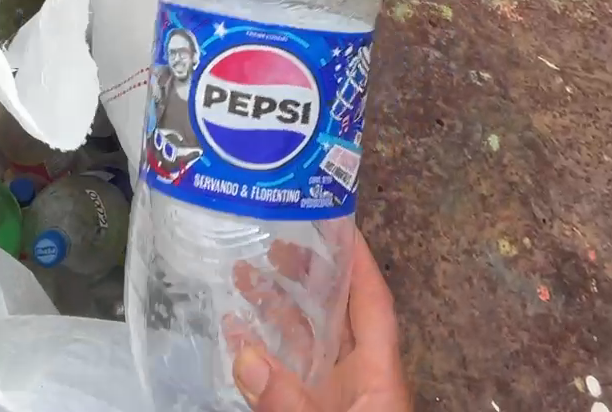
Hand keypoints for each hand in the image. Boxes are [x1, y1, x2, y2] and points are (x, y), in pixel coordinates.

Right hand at [230, 228, 412, 411]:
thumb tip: (244, 356)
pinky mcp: (310, 409)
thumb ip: (289, 401)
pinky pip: (285, 371)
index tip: (333, 219)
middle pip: (335, 311)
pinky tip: (233, 329)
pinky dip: (260, 348)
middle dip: (305, 272)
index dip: (357, 257)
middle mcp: (358, 377)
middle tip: (271, 241)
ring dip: (276, 304)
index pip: (372, 301)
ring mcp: (334, 396)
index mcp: (379, 374)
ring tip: (241, 272)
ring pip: (306, 337)